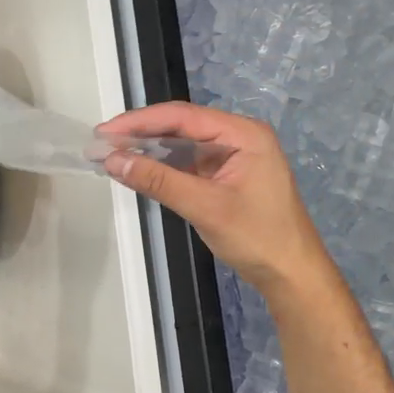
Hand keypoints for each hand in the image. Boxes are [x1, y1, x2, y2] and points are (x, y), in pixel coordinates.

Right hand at [97, 103, 336, 294]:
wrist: (293, 276)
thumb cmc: (258, 238)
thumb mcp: (204, 207)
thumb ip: (157, 180)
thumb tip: (112, 160)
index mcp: (243, 134)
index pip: (182, 116)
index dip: (139, 121)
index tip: (104, 132)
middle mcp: (238, 137)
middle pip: (180, 125)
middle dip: (140, 133)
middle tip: (100, 143)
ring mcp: (232, 156)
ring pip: (181, 143)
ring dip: (147, 148)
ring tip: (110, 154)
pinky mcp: (224, 175)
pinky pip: (186, 161)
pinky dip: (160, 165)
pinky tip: (137, 169)